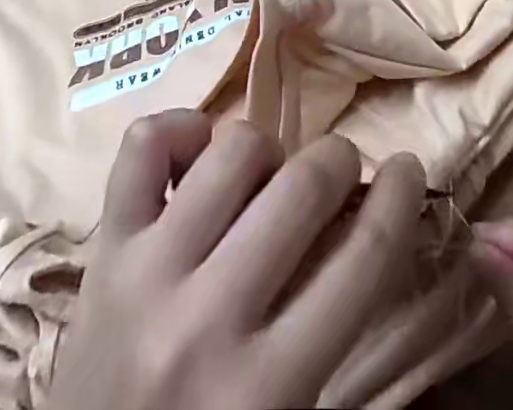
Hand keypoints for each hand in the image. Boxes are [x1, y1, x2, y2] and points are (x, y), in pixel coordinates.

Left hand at [47, 110, 427, 409]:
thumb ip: (333, 333)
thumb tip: (362, 227)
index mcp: (270, 387)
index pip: (362, 260)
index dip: (399, 198)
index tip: (409, 169)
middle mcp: (208, 317)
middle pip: (301, 190)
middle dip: (336, 160)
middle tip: (338, 168)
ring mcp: (147, 272)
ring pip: (231, 155)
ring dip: (268, 147)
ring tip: (269, 172)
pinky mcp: (103, 246)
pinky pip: (142, 149)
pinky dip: (179, 128)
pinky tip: (198, 149)